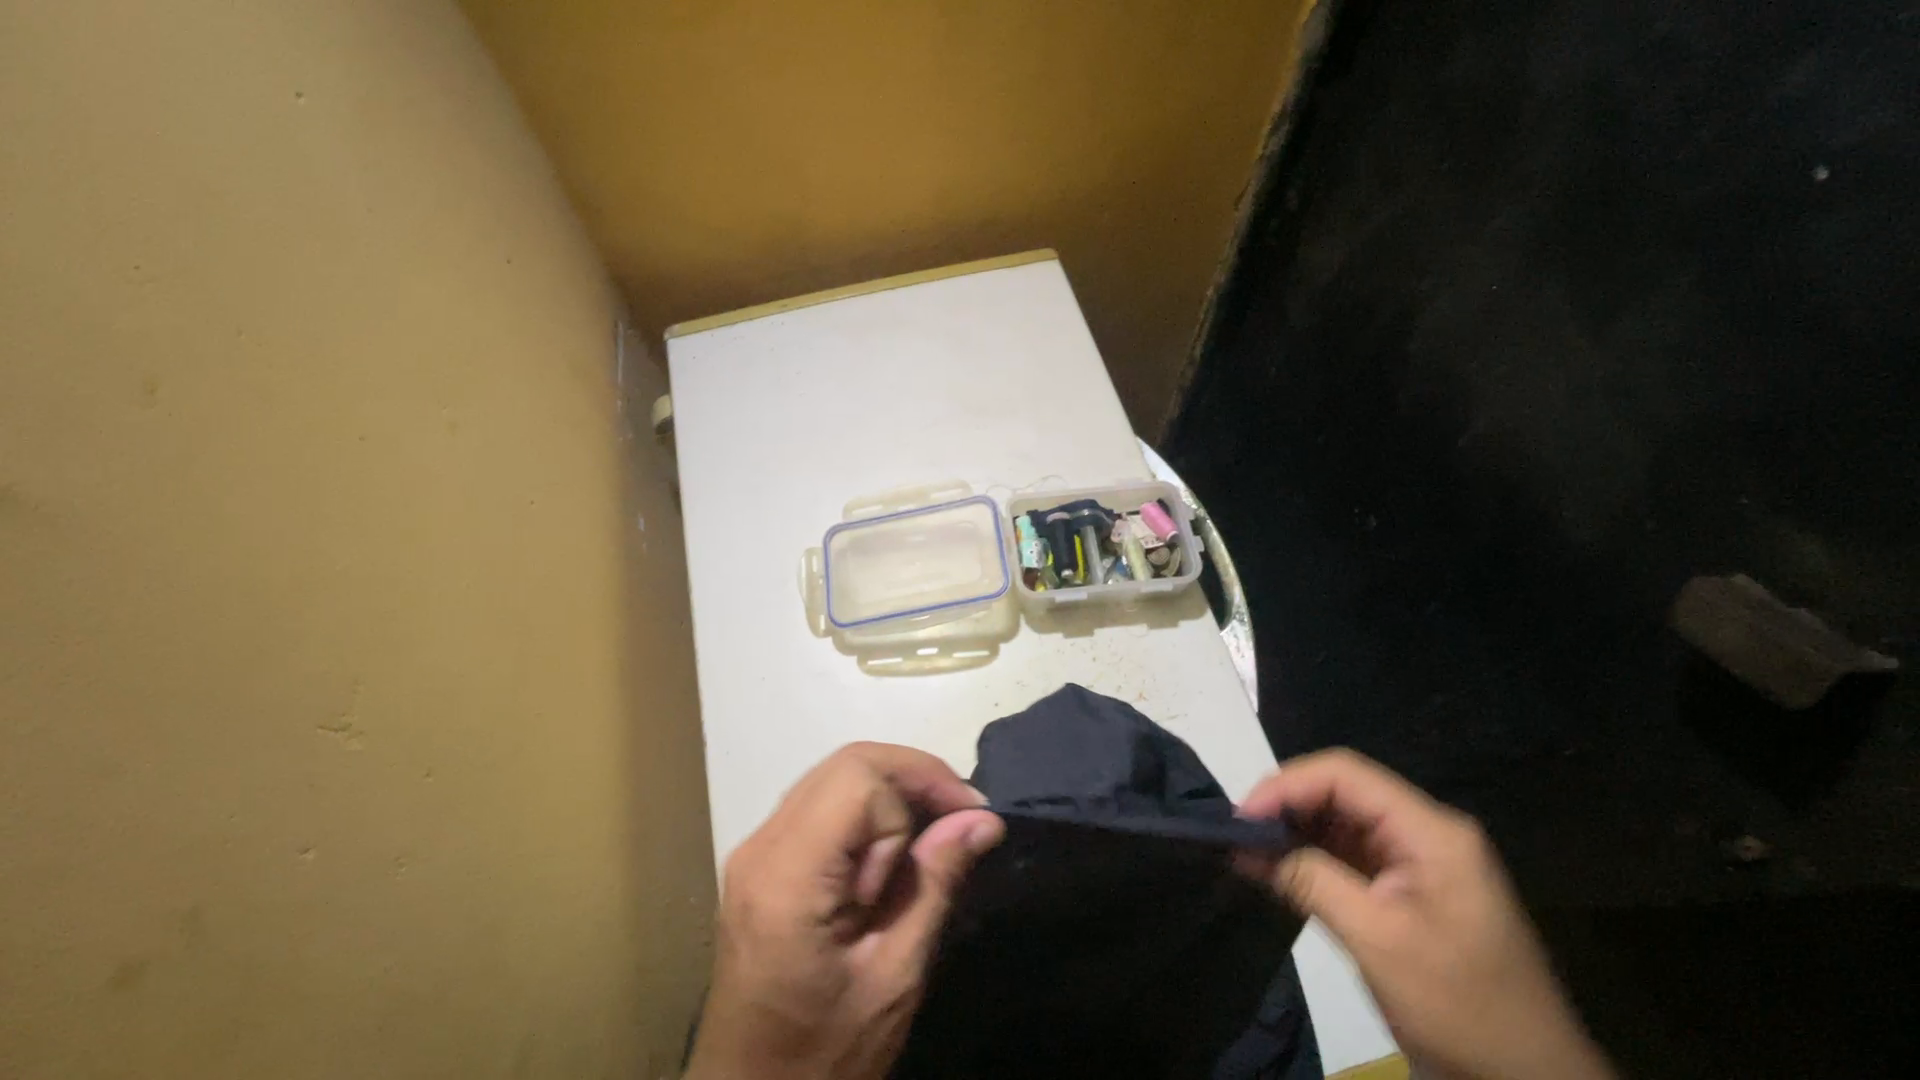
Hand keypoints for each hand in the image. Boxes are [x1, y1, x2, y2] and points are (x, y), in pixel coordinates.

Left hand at [684, 742, 1004, 1079]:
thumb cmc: (824, 1053)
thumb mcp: (894, 974)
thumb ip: (934, 884)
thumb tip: (982, 819)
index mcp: (788, 875)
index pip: (860, 779)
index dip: (922, 786)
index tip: (968, 821)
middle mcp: (761, 846)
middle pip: (845, 764)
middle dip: (912, 778)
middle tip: (962, 818)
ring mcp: (755, 852)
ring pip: (833, 777)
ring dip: (892, 794)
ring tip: (933, 840)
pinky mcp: (761, 864)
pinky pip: (821, 806)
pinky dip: (867, 814)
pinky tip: (893, 856)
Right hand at [1237, 750, 1612, 1079]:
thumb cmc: (1459, 1006)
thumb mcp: (1377, 941)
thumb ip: (1312, 880)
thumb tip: (1246, 846)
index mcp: (1431, 832)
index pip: (1346, 775)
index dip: (1287, 785)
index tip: (1240, 818)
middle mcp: (1425, 833)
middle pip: (1343, 792)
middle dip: (1286, 806)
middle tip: (1236, 836)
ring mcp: (1418, 862)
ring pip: (1342, 822)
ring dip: (1294, 832)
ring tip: (1245, 852)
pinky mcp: (1408, 890)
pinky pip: (1351, 855)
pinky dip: (1311, 858)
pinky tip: (1275, 870)